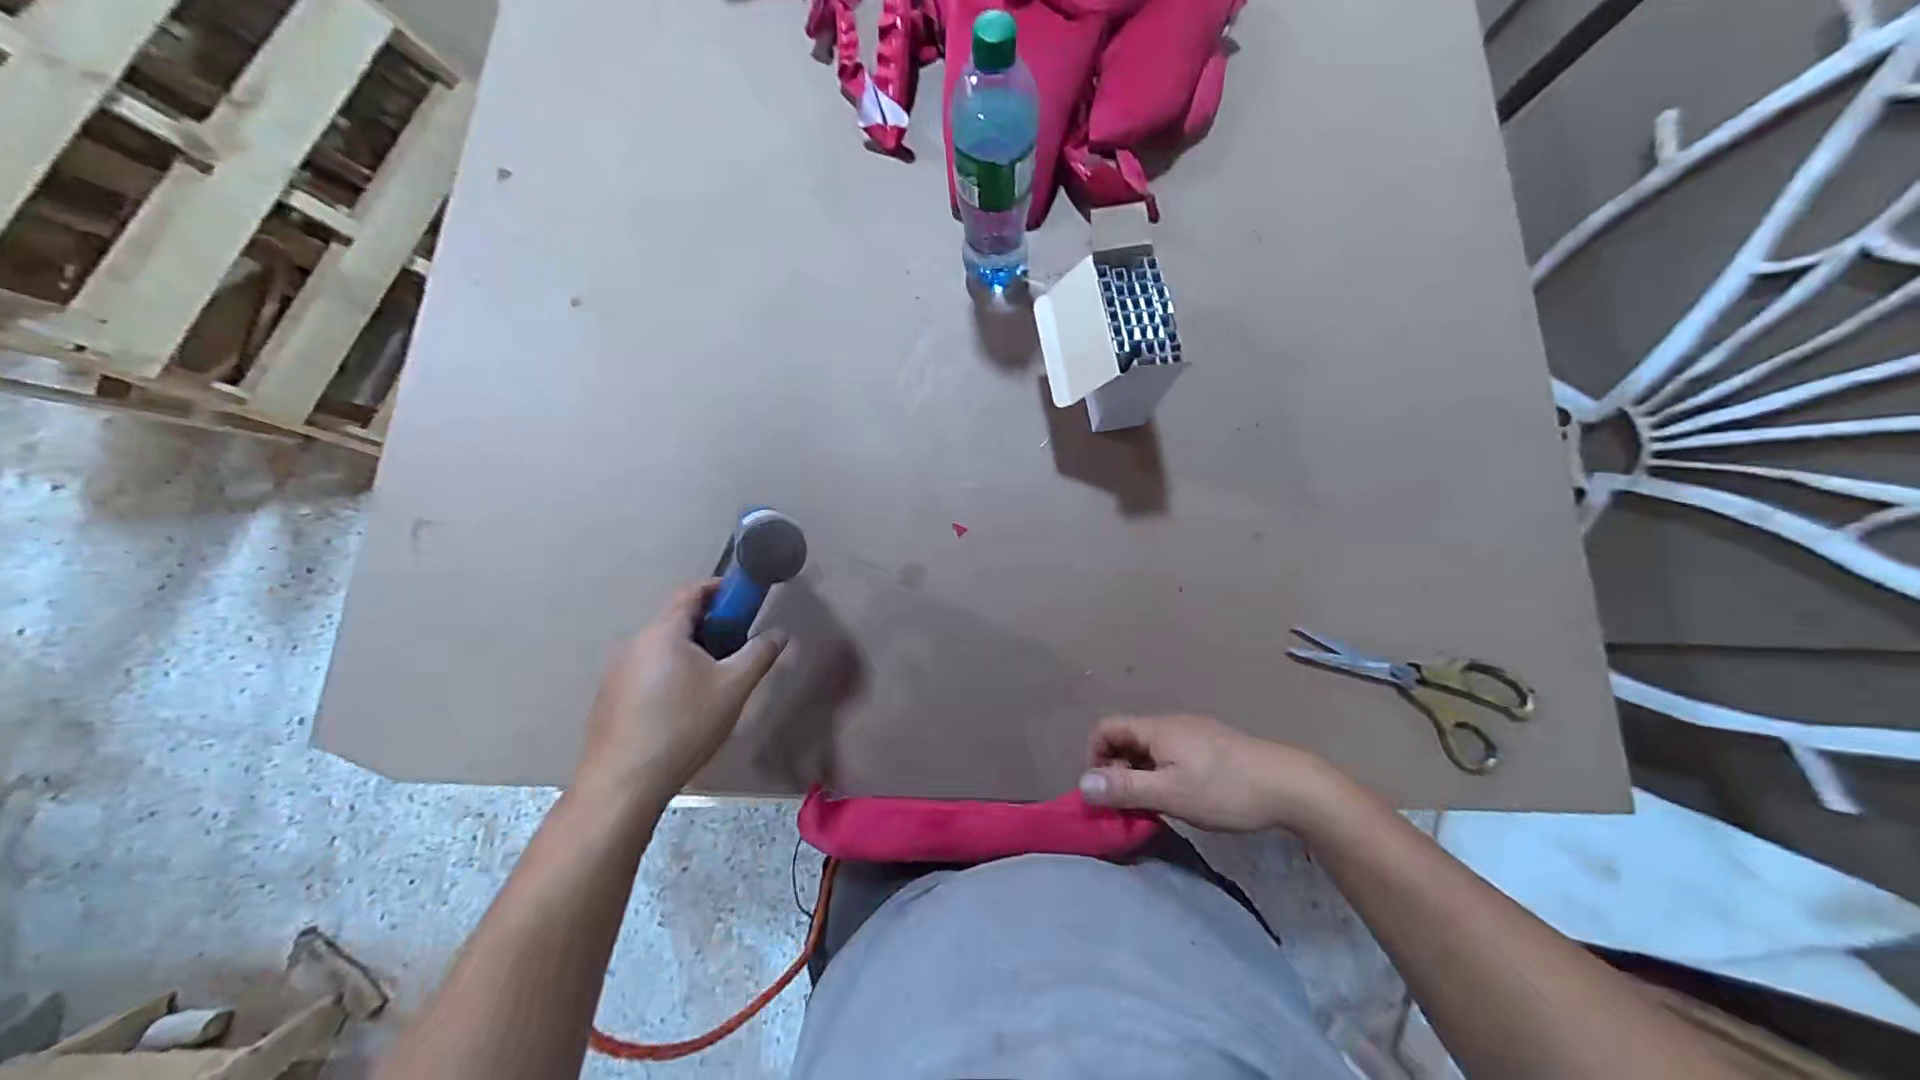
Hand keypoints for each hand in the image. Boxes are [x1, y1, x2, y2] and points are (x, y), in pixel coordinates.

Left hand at [575, 581, 786, 807]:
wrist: (625, 781)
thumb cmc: (684, 725)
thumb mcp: (733, 688)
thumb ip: (759, 654)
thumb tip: (780, 633)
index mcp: (663, 632)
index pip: (690, 592)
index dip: (719, 589)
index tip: (742, 600)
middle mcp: (633, 643)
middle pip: (675, 621)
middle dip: (708, 626)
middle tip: (735, 646)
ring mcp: (615, 671)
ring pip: (660, 649)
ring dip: (688, 652)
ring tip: (712, 682)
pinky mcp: (608, 698)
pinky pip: (644, 672)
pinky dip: (668, 674)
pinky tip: (681, 708)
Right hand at [1078, 714, 1356, 833]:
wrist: (1291, 786)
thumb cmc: (1224, 790)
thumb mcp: (1169, 794)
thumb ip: (1124, 788)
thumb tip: (1082, 784)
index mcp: (1156, 729)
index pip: (1105, 728)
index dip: (1095, 756)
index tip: (1104, 791)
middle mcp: (1172, 724)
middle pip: (1127, 739)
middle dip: (1118, 770)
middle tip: (1128, 806)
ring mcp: (1195, 733)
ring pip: (1150, 749)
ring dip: (1141, 774)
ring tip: (1154, 806)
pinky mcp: (1213, 747)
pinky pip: (1172, 754)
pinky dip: (1162, 773)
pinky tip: (1182, 797)